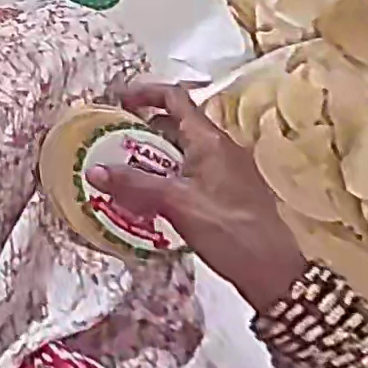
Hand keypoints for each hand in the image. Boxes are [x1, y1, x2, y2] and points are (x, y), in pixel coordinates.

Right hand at [88, 83, 308, 308]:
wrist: (273, 274)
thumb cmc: (228, 229)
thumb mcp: (176, 203)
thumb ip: (134, 184)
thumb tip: (93, 171)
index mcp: (210, 139)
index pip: (175, 98)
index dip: (145, 93)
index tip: (118, 102)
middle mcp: (220, 147)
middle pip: (176, 123)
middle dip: (144, 128)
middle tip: (114, 140)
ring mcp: (226, 169)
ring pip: (183, 149)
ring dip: (154, 154)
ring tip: (125, 168)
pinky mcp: (228, 191)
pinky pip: (190, 170)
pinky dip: (167, 173)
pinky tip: (150, 195)